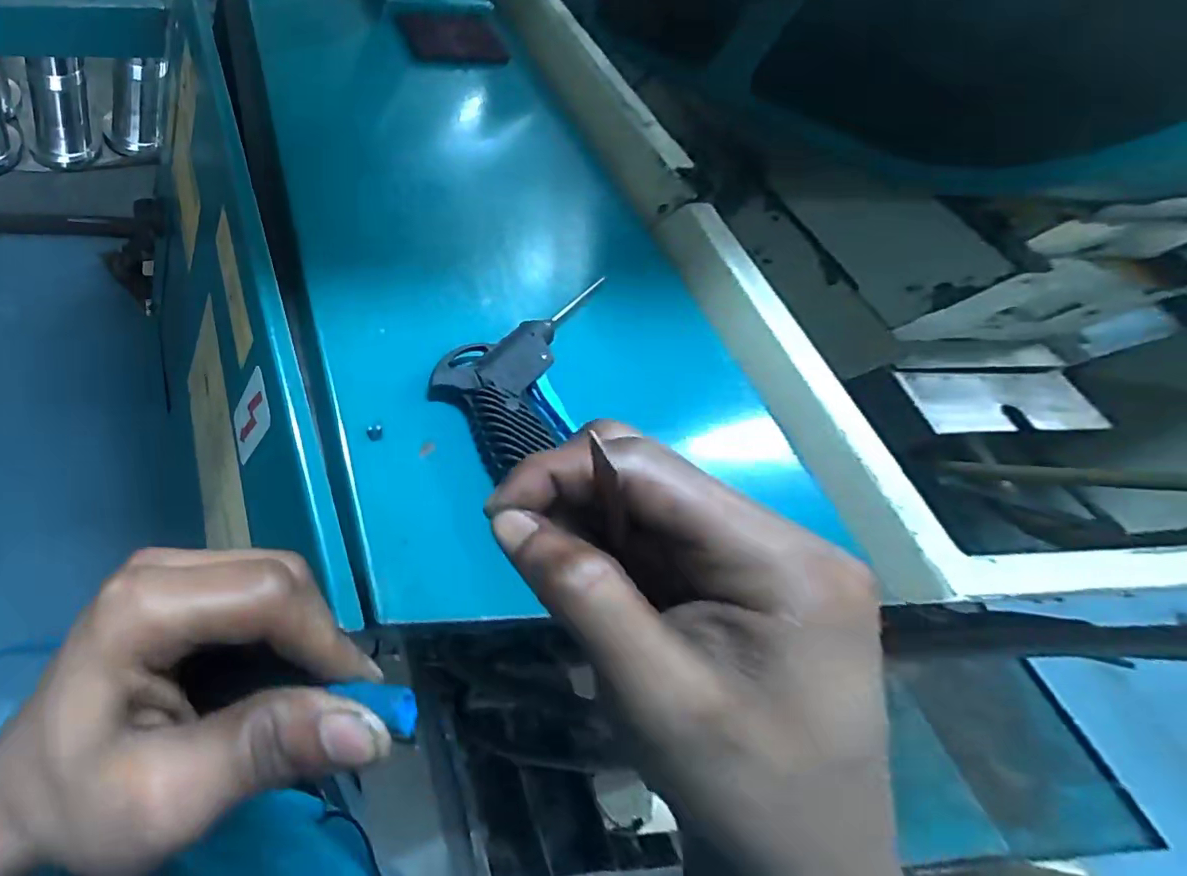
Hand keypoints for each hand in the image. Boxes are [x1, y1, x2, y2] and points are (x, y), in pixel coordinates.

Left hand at [0, 549, 391, 875]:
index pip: (268, 592)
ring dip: (306, 643)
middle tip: (341, 720)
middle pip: (275, 576)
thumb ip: (263, 752)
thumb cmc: (80, 803)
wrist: (20, 795)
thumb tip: (368, 728)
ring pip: (271, 581)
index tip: (366, 714)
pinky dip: (282, 641)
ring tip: (313, 713)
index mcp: (143, 603)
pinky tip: (277, 693)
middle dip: (321, 642)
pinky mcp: (176, 590)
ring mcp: (166, 572)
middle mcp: (158, 567)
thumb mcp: (168, 798)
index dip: (328, 645)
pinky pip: (253, 596)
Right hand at [486, 422, 896, 875]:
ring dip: (574, 517)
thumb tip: (504, 518)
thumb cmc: (742, 784)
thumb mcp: (652, 692)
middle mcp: (769, 535)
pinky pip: (638, 527)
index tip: (498, 514)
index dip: (558, 471)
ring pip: (631, 491)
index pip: (645, 466)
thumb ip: (579, 592)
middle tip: (518, 540)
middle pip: (638, 466)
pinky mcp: (721, 569)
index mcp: (778, 557)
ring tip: (550, 572)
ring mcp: (746, 550)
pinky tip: (580, 580)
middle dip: (563, 491)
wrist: (803, 860)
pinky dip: (592, 540)